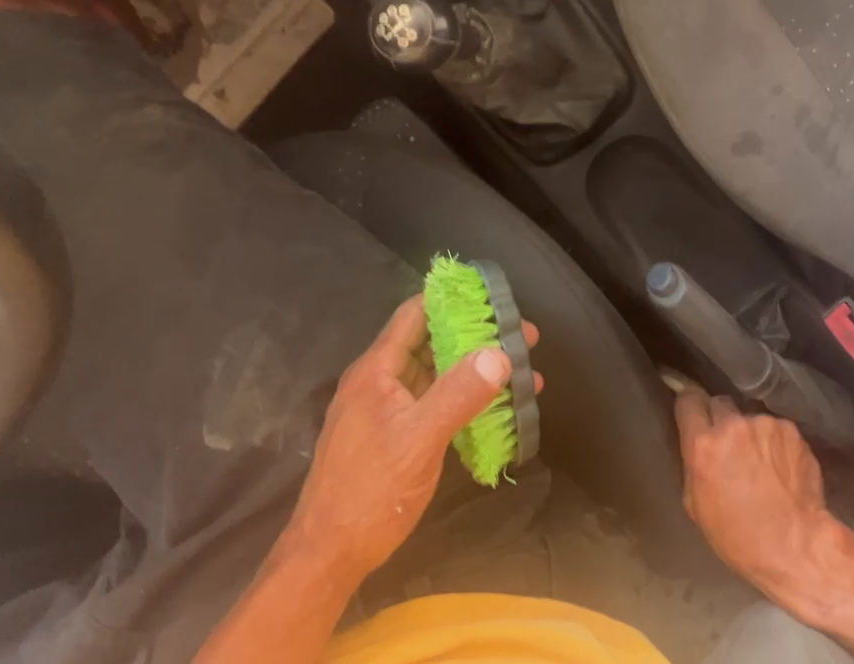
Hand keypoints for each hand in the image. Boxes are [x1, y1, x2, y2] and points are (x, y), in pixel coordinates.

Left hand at [279, 295, 538, 581]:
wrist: (328, 556)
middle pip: (431, 342)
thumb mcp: (419, 439)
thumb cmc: (370, 492)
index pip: (415, 314)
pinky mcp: (393, 437)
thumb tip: (500, 353)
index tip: (497, 297)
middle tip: (525, 340)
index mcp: (376, 371)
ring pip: (435, 375)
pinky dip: (464, 400)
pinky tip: (497, 410)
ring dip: (475, 370)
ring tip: (524, 374)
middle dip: (478, 337)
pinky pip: (433, 404)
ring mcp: (384, 411)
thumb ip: (458, 394)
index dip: (453, 299)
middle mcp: (378, 382)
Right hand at [674, 388, 834, 588]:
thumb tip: (697, 444)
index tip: (693, 414)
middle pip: (719, 404)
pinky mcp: (791, 429)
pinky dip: (774, 442)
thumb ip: (693, 464)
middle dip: (720, 421)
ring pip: (750, 418)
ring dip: (750, 434)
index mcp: (704, 444)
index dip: (690, 406)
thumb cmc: (737, 536)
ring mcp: (765, 424)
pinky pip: (775, 429)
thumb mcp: (696, 505)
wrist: (795, 543)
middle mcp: (733, 425)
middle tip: (728, 445)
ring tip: (761, 463)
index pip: (689, 400)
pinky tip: (780, 467)